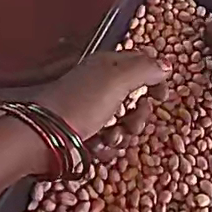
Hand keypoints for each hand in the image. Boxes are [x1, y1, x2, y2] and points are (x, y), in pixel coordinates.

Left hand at [35, 50, 165, 142]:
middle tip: (130, 122)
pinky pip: (110, 142)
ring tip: (108, 137)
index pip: (141, 64)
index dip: (155, 78)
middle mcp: (101, 85)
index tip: (161, 97)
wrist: (45, 135)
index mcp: (108, 65)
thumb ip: (145, 69)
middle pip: (136, 100)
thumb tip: (166, 65)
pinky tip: (97, 147)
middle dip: (138, 116)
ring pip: (125, 125)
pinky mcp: (86, 134)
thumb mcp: (118, 79)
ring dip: (122, 134)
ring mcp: (92, 111)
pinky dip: (107, 147)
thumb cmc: (82, 103)